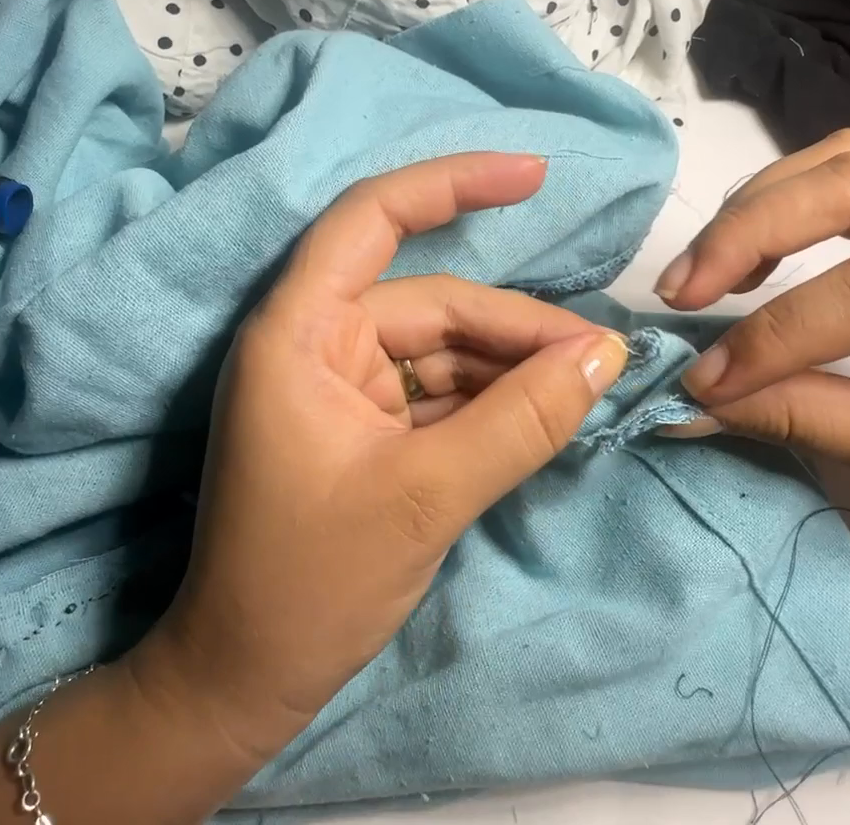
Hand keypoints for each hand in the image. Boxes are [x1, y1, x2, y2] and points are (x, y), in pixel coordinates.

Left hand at [146, 152, 629, 759]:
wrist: (246, 676)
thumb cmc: (309, 585)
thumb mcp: (425, 498)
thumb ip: (518, 422)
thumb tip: (603, 356)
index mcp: (298, 334)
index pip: (372, 220)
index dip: (452, 184)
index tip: (534, 173)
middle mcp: (315, 344)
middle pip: (431, 303)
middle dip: (515, 328)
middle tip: (599, 358)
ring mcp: (338, 387)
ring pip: (441, 349)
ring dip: (509, 367)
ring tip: (582, 386)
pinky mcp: (361, 427)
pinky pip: (436, 391)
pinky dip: (488, 400)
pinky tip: (541, 412)